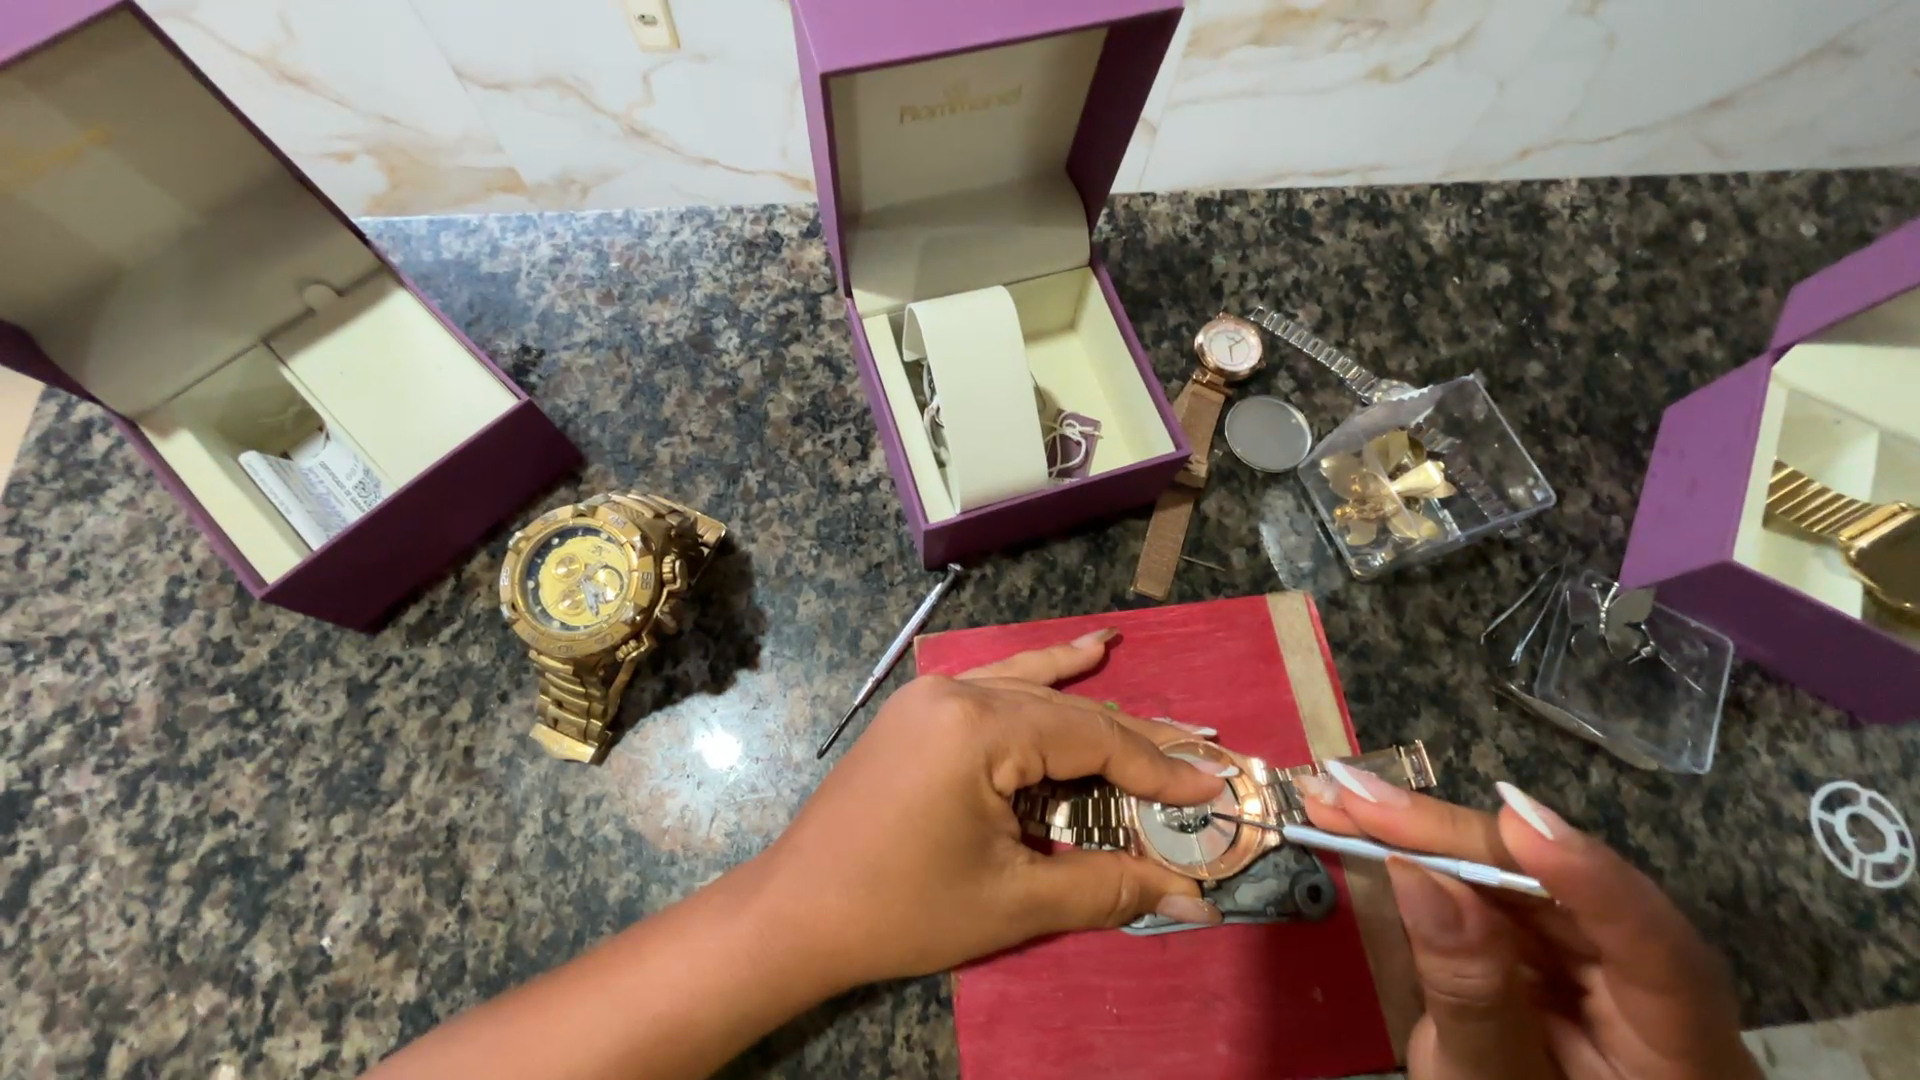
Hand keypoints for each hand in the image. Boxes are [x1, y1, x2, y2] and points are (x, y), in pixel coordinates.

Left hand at [761, 630, 1227, 989]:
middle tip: (1194, 750)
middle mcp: (957, 692)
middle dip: (1129, 737)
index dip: (1155, 768)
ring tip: (1134, 675)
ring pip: (1029, 686)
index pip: (1091, 738)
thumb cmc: (902, 909)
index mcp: (980, 728)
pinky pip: (992, 685)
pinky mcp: (918, 710)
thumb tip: (1192, 898)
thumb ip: (1106, 887)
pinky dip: (1036, 675)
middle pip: (1064, 708)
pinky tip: (1072, 655)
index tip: (1210, 786)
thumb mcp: (1012, 901)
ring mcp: (931, 695)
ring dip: (1085, 692)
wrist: (796, 911)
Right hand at [1298, 764, 1760, 1079]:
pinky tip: (1362, 823)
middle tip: (1358, 794)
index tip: (1509, 813)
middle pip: (1561, 891)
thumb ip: (1467, 993)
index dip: (1589, 877)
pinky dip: (1418, 853)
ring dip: (1418, 832)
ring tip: (1337, 797)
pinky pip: (1484, 885)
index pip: (1658, 953)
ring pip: (1514, 874)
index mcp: (1682, 1053)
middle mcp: (1649, 984)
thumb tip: (1414, 873)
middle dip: (1452, 835)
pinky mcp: (1541, 939)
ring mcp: (1593, 955)